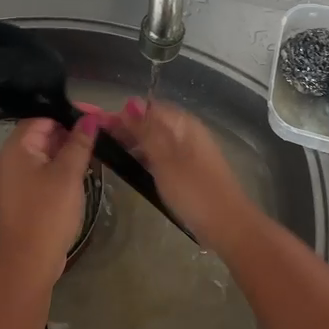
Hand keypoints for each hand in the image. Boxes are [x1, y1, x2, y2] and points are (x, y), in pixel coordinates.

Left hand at [0, 115, 97, 283]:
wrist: (28, 262)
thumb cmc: (47, 213)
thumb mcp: (68, 174)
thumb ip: (79, 142)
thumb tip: (91, 117)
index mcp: (17, 147)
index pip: (43, 116)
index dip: (70, 112)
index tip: (97, 114)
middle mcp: (13, 158)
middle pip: (44, 133)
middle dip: (72, 130)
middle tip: (104, 128)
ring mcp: (18, 178)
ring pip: (47, 153)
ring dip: (70, 149)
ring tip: (99, 145)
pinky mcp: (27, 195)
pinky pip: (46, 170)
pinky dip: (64, 166)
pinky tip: (85, 167)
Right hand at [103, 98, 256, 249]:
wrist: (228, 225)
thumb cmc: (193, 190)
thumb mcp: (164, 159)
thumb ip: (146, 130)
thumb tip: (129, 103)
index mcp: (184, 124)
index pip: (148, 107)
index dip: (123, 114)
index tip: (100, 127)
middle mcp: (188, 132)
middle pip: (153, 122)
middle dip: (128, 129)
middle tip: (102, 143)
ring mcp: (191, 151)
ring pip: (158, 139)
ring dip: (136, 144)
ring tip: (114, 156)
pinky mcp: (191, 170)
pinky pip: (164, 155)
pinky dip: (149, 158)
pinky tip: (135, 170)